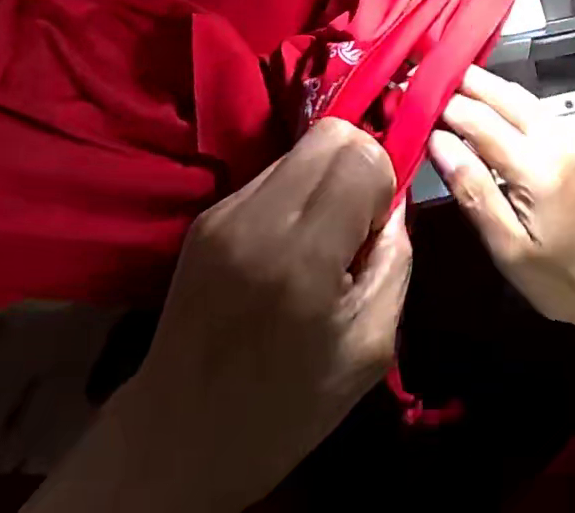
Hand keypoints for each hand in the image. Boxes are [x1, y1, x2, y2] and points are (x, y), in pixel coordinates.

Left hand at [109, 118, 410, 511]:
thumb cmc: (290, 402)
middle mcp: (255, 220)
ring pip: (304, 145)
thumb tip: (394, 199)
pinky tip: (291, 241)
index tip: (376, 228)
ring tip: (322, 234)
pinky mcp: (205, 217)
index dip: (384, 181)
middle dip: (361, 164)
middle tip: (356, 221)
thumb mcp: (373, 341)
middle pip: (333, 133)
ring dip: (329, 177)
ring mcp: (222, 214)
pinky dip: (300, 191)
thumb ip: (396, 257)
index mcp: (301, 257)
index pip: (362, 154)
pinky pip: (276, 171)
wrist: (178, 441)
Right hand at [427, 65, 574, 336]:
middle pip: (503, 95)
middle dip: (461, 83)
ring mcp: (568, 136)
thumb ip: (473, 190)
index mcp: (539, 166)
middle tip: (418, 77)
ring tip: (440, 84)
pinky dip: (502, 99)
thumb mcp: (508, 247)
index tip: (406, 95)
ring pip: (519, 96)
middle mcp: (556, 139)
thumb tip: (437, 142)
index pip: (480, 121)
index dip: (442, 105)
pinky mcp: (572, 141)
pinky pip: (532, 108)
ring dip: (481, 86)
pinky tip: (479, 103)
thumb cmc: (559, 278)